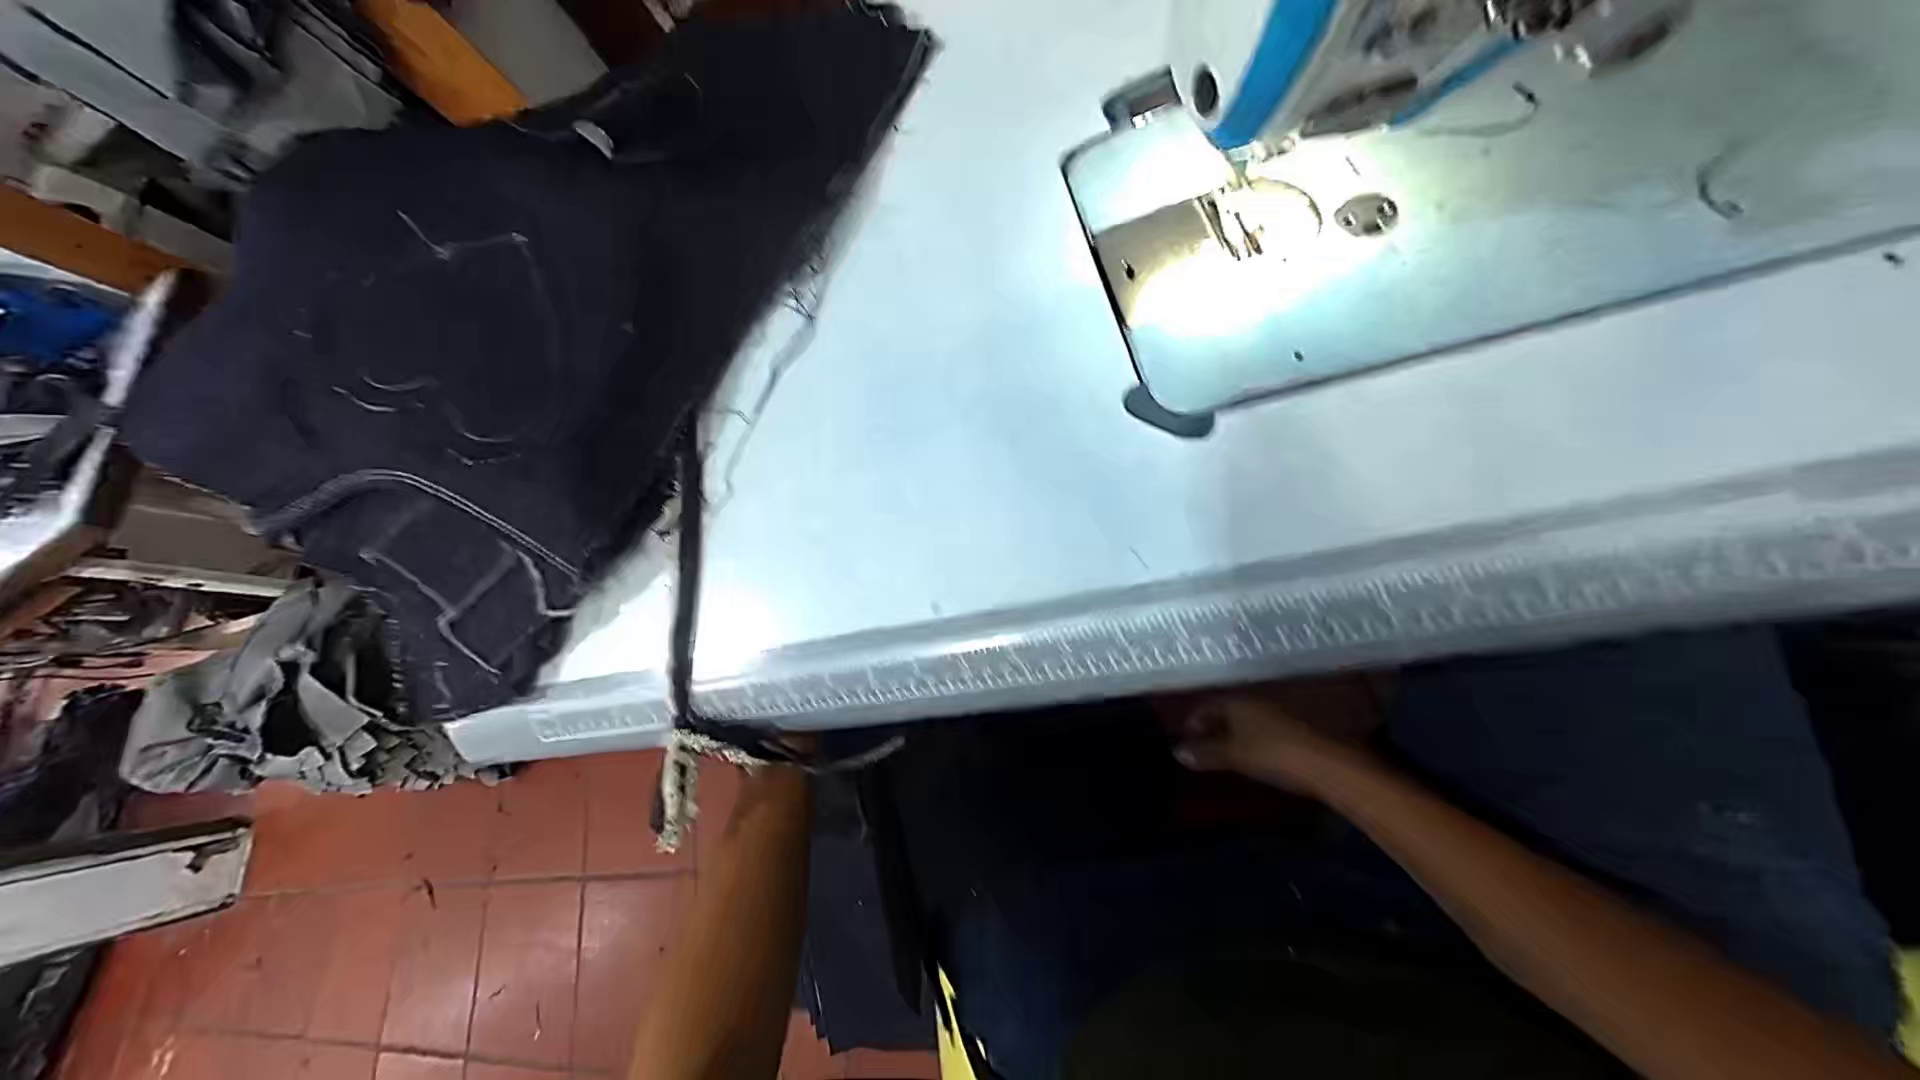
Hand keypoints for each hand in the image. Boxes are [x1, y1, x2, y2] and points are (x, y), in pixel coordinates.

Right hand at [1171, 693, 1381, 794]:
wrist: (1335, 764)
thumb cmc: (1275, 755)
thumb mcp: (1234, 756)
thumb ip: (1205, 752)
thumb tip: (1176, 750)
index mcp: (1237, 700)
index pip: (1206, 705)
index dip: (1194, 721)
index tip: (1188, 738)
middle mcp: (1258, 696)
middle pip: (1228, 707)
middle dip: (1216, 723)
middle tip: (1207, 743)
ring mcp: (1284, 706)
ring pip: (1251, 714)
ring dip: (1239, 728)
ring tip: (1233, 748)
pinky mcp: (1305, 720)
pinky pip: (1270, 723)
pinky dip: (1260, 734)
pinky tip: (1263, 750)